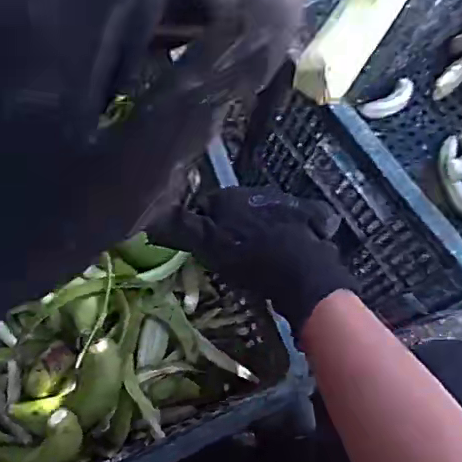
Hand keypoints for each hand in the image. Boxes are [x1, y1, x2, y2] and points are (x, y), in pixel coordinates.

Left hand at [0, 0, 298, 457]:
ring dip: (165, 17)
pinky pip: (76, 16)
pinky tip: (133, 88)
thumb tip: (281, 0)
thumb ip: (207, 84)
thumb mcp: (132, 173)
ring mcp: (3, 16)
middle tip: (237, 52)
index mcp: (69, 11)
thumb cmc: (24, 231)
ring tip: (191, 80)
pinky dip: (124, 38)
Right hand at [154, 186, 354, 330]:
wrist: (300, 270)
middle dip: (232, 226)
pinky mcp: (311, 218)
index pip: (205, 205)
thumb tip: (150, 219)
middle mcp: (258, 191)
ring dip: (260, 229)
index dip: (201, 226)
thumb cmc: (248, 257)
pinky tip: (290, 248)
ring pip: (265, 214)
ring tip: (257, 257)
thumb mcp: (206, 244)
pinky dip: (292, 230)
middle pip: (237, 209)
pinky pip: (298, 220)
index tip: (200, 248)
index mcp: (229, 195)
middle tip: (229, 255)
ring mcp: (287, 203)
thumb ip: (179, 229)